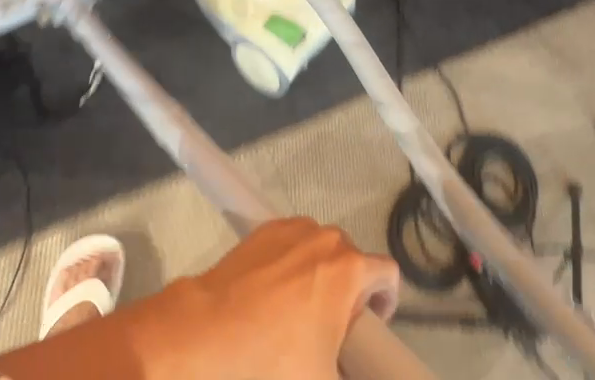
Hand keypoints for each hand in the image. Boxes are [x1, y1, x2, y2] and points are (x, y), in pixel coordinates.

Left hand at [158, 217, 400, 378]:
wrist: (206, 335)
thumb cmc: (273, 360)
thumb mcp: (324, 379)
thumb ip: (350, 372)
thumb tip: (346, 367)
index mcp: (349, 268)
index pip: (388, 273)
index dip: (385, 303)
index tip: (367, 329)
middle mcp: (324, 238)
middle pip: (352, 259)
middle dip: (349, 290)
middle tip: (330, 327)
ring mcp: (290, 229)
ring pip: (319, 248)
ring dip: (320, 273)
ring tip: (299, 311)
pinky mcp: (261, 231)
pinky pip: (291, 243)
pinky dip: (291, 262)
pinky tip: (273, 295)